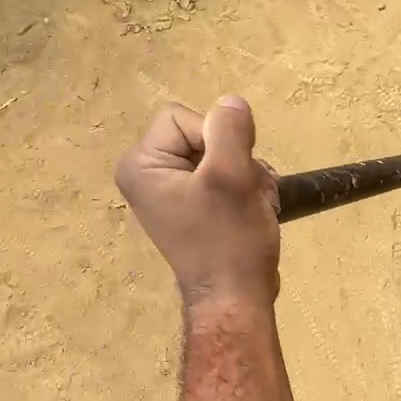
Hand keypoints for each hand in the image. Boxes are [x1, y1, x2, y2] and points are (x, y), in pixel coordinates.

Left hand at [114, 96, 280, 310]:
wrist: (237, 298)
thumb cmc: (231, 240)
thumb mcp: (232, 178)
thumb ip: (229, 132)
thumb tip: (233, 102)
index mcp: (141, 164)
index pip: (185, 119)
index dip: (221, 140)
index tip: (235, 175)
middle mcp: (148, 176)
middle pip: (204, 138)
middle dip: (239, 162)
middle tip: (253, 194)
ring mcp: (172, 196)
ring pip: (220, 160)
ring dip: (249, 178)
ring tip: (259, 206)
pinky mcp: (194, 211)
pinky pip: (223, 182)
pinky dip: (246, 193)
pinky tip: (257, 212)